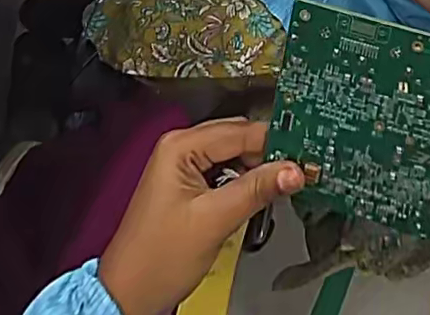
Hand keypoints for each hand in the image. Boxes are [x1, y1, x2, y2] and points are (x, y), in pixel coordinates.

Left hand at [98, 119, 304, 314]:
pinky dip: (243, 180)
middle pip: (237, 139)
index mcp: (181, 145)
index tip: (303, 154)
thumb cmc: (157, 260)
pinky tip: (258, 193)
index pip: (239, 132)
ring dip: (257, 169)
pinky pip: (224, 170)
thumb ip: (256, 190)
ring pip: (233, 154)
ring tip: (282, 183)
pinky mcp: (187, 183)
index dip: (274, 143)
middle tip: (298, 170)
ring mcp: (183, 164)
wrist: (127, 297)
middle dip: (267, 155)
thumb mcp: (214, 221)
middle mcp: (180, 147)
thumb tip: (292, 170)